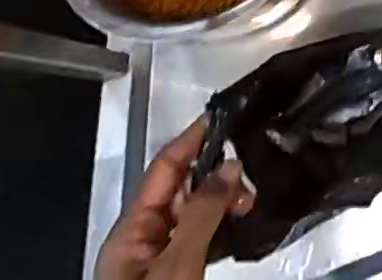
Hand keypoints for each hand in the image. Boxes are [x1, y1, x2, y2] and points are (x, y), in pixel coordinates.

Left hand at [96, 118, 253, 279]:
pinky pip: (198, 235)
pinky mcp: (175, 276)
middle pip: (180, 187)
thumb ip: (202, 212)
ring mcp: (157, 259)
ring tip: (249, 205)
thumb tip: (230, 164)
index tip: (226, 117)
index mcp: (131, 230)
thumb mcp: (177, 266)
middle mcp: (142, 237)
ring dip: (222, 200)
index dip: (192, 139)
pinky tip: (240, 223)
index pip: (164, 168)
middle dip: (216, 174)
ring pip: (193, 210)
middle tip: (249, 182)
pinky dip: (220, 223)